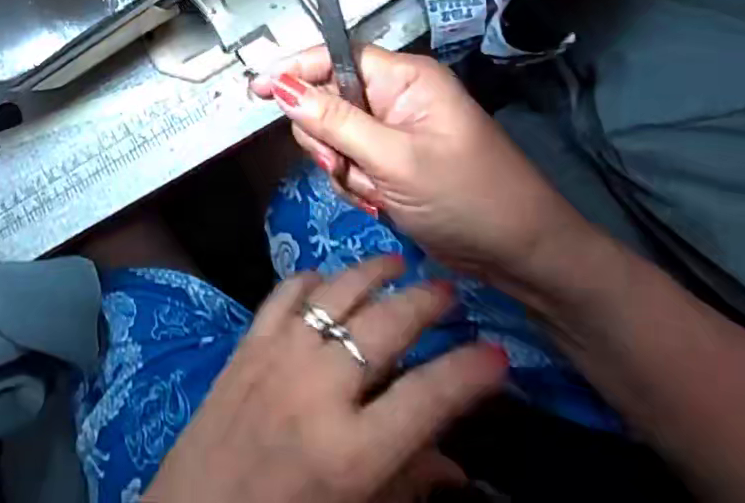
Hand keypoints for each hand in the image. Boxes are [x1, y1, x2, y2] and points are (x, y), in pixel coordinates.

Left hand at [144, 255, 506, 502]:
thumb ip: (407, 485)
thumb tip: (457, 466)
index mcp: (352, 451)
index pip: (427, 398)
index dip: (468, 372)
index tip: (496, 352)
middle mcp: (318, 390)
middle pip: (384, 327)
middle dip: (424, 303)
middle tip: (447, 291)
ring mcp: (278, 357)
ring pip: (335, 295)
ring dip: (370, 274)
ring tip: (397, 264)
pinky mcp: (248, 343)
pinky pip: (284, 295)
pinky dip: (310, 279)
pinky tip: (327, 277)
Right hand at [251, 45, 599, 291]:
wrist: (522, 256)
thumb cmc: (469, 198)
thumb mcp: (396, 160)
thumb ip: (335, 122)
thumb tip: (281, 87)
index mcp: (404, 78)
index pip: (336, 56)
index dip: (296, 69)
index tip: (258, 89)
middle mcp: (395, 96)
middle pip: (327, 98)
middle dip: (326, 137)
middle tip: (341, 167)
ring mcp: (394, 129)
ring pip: (334, 135)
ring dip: (342, 166)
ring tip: (373, 191)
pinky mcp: (392, 159)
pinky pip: (350, 160)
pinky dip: (355, 182)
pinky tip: (379, 201)